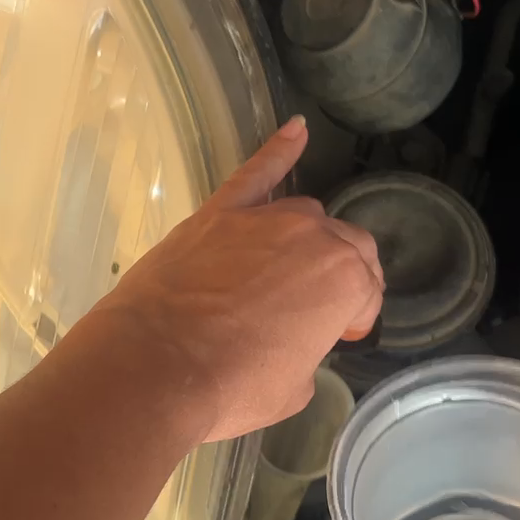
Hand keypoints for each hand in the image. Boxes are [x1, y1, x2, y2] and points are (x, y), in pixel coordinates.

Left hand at [76, 117, 383, 443]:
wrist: (154, 367)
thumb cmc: (229, 388)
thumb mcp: (292, 389)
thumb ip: (305, 351)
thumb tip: (289, 341)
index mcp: (344, 281)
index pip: (365, 290)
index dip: (353, 316)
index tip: (340, 334)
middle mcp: (311, 236)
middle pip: (341, 245)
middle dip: (337, 276)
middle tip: (315, 308)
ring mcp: (260, 220)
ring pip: (300, 216)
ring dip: (303, 240)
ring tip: (290, 267)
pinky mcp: (215, 215)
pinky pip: (254, 174)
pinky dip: (277, 151)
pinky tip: (296, 130)